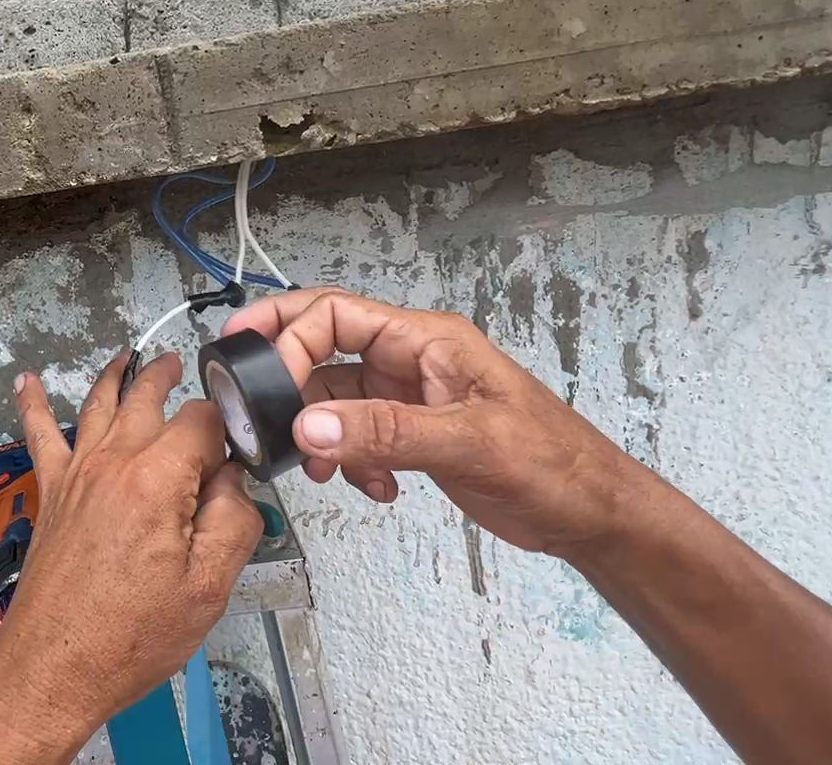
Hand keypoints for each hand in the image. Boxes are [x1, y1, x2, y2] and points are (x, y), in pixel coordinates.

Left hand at [0, 352, 262, 763]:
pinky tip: (26, 381)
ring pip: (98, 402)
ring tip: (129, 355)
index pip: (202, 422)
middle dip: (168, 376)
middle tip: (181, 364)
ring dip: (116, 374)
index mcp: (158, 478)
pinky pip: (39, 434)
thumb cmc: (130, 635)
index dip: (225, 431)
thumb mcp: (209, 588)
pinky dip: (31, 403)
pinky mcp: (52, 489)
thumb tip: (233, 482)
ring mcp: (77, 470)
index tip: (235, 453)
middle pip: (146, 396)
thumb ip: (233, 521)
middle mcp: (114, 460)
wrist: (55, 665)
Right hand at [223, 288, 662, 557]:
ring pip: (332, 396)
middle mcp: (407, 359)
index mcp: (424, 339)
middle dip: (283, 364)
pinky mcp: (406, 431)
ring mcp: (404, 395)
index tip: (256, 369)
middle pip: (324, 344)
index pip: (336, 315)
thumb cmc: (553, 464)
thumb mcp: (471, 442)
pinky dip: (348, 459)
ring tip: (322, 470)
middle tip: (240, 384)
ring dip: (317, 430)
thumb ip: (386, 432)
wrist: (591, 515)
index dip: (288, 333)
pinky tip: (372, 486)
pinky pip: (352, 433)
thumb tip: (309, 428)